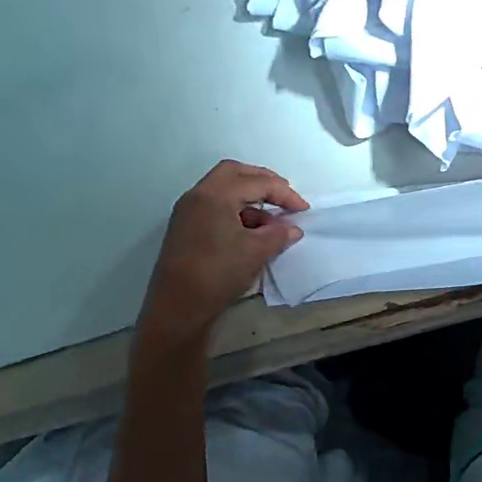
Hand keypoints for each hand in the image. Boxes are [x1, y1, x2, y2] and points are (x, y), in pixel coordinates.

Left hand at [140, 160, 309, 337]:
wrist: (178, 308)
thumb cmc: (219, 273)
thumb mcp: (256, 252)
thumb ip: (278, 235)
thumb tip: (293, 229)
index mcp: (215, 195)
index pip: (256, 182)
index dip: (284, 194)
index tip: (303, 209)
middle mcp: (198, 195)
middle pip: (235, 173)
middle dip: (263, 182)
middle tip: (283, 197)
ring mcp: (188, 210)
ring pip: (223, 189)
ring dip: (249, 197)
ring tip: (270, 221)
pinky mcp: (185, 227)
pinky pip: (214, 205)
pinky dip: (235, 210)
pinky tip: (250, 231)